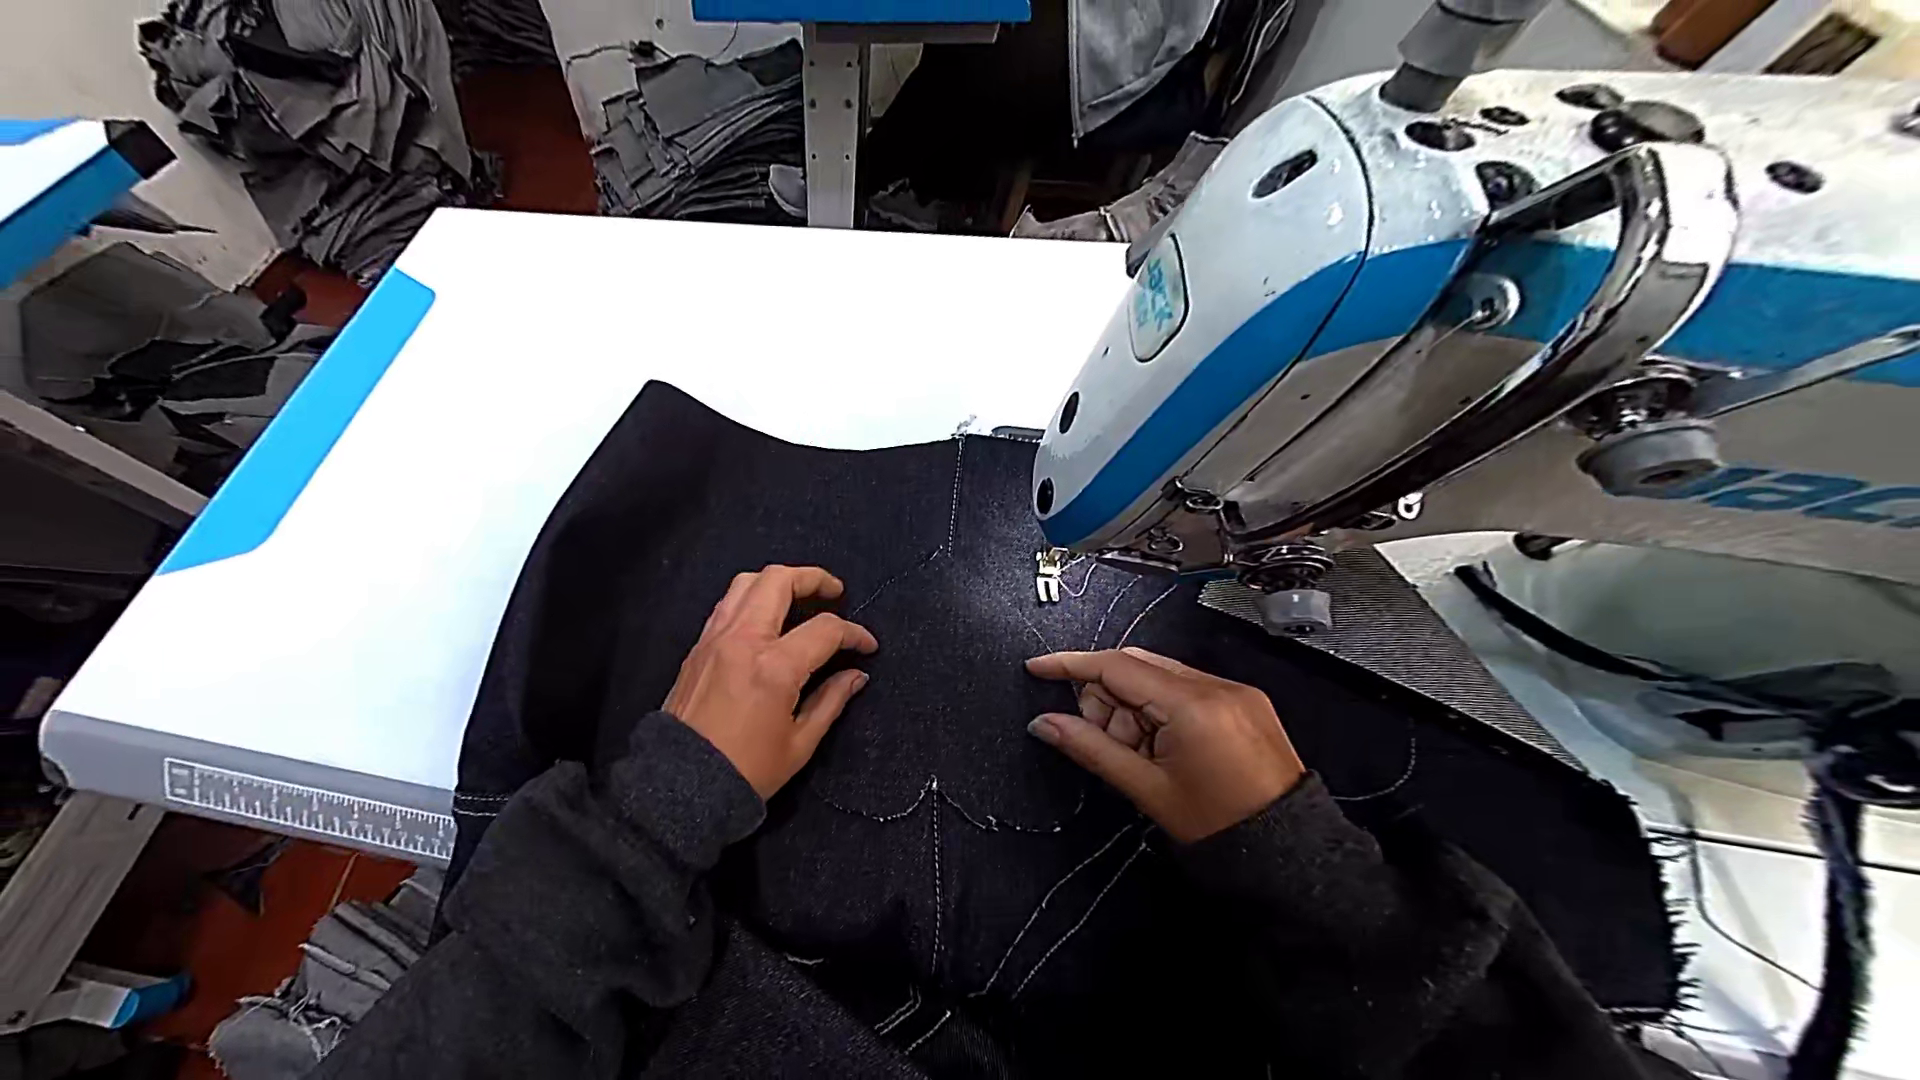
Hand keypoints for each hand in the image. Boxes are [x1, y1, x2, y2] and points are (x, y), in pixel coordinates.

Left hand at [664, 565, 878, 799]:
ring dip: (780, 581)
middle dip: (815, 578)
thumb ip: (832, 700)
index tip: (867, 646)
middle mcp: (743, 639)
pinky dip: (753, 597)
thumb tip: (857, 675)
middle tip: (835, 592)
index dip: (854, 634)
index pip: (826, 630)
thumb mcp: (800, 743)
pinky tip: (767, 617)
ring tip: (800, 596)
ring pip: (748, 582)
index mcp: (774, 666)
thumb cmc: (746, 771)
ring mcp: (715, 638)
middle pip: (780, 581)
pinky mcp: (698, 646)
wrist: (678, 789)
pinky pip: (728, 603)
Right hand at [1024, 647, 1305, 842]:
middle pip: (1135, 668)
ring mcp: (1233, 690)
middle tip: (1106, 740)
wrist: (1290, 853)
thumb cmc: (1221, 827)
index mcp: (1193, 705)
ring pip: (1157, 677)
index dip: (1071, 665)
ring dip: (1133, 706)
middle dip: (1107, 698)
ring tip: (1141, 753)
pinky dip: (1159, 709)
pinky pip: (1183, 687)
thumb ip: (1090, 747)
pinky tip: (1160, 745)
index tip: (1039, 667)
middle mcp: (1216, 686)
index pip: (1116, 666)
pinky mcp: (1242, 699)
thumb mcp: (1146, 788)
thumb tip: (1045, 723)